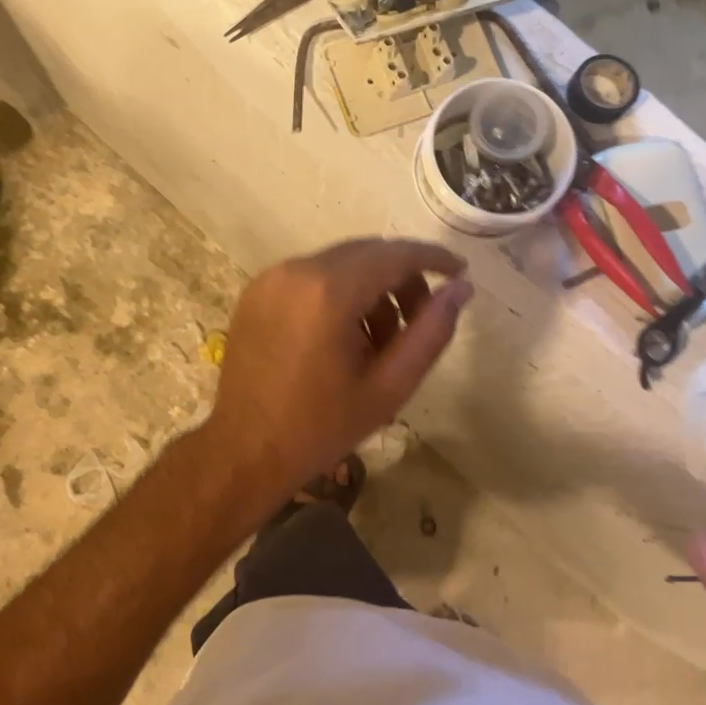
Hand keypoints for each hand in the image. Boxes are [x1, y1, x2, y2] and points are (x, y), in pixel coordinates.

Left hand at [202, 238, 472, 495]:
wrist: (244, 451)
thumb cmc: (321, 427)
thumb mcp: (389, 386)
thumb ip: (431, 332)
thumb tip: (461, 288)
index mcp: (329, 291)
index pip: (395, 255)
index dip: (433, 258)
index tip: (459, 272)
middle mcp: (297, 270)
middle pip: (367, 253)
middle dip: (401, 278)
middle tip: (418, 322)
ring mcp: (271, 278)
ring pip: (340, 263)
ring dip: (369, 289)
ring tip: (376, 344)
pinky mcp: (256, 292)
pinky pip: (310, 276)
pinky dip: (337, 293)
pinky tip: (341, 339)